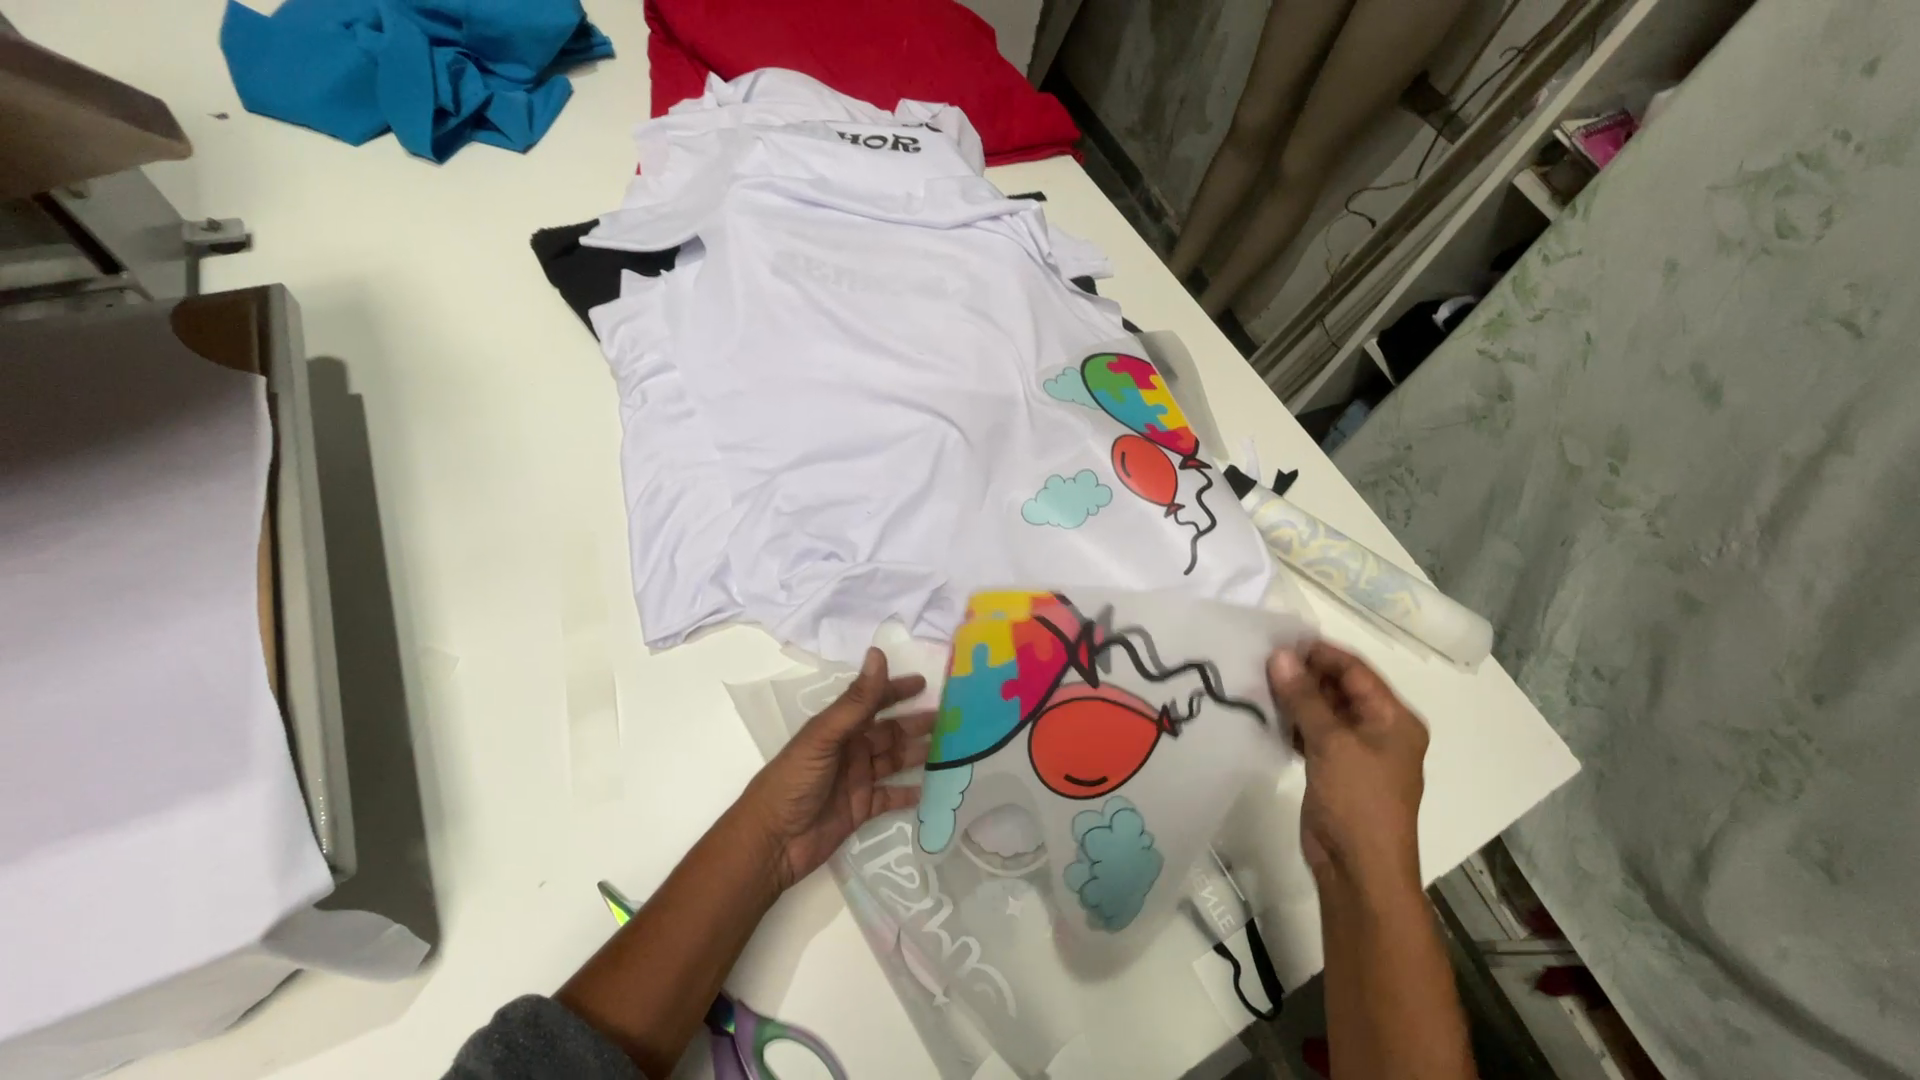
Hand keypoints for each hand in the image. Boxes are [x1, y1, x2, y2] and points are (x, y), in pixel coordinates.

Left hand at [739, 648, 933, 890]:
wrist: (771, 841)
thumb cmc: (792, 782)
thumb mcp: (824, 737)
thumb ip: (856, 701)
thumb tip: (878, 653)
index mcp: (838, 728)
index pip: (873, 702)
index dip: (896, 690)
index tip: (925, 684)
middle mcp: (850, 750)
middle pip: (890, 732)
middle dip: (917, 724)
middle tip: (953, 719)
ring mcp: (857, 780)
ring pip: (895, 761)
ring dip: (919, 755)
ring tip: (953, 751)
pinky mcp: (862, 809)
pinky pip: (892, 797)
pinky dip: (911, 793)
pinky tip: (933, 790)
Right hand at [1268, 642, 1428, 891]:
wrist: (1359, 870)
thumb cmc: (1358, 802)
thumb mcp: (1332, 743)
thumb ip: (1304, 698)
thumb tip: (1279, 656)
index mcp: (1394, 719)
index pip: (1355, 671)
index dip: (1320, 653)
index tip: (1279, 639)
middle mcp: (1379, 731)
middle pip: (1339, 689)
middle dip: (1303, 674)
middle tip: (1259, 661)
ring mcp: (1356, 753)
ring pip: (1323, 712)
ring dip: (1294, 698)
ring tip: (1255, 683)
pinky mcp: (1334, 771)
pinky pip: (1312, 735)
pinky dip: (1292, 724)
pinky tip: (1264, 715)